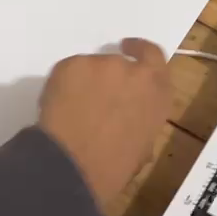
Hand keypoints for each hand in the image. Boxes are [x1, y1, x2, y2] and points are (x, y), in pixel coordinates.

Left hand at [39, 38, 172, 206]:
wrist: (73, 165)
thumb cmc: (114, 167)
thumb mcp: (143, 146)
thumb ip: (141, 118)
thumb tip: (127, 116)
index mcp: (157, 92)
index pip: (153, 56)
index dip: (140, 51)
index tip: (129, 48)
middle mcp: (133, 71)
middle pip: (119, 63)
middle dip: (109, 77)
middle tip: (95, 96)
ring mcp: (101, 64)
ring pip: (91, 68)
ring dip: (85, 82)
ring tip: (74, 110)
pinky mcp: (71, 64)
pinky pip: (68, 72)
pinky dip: (64, 86)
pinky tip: (59, 110)